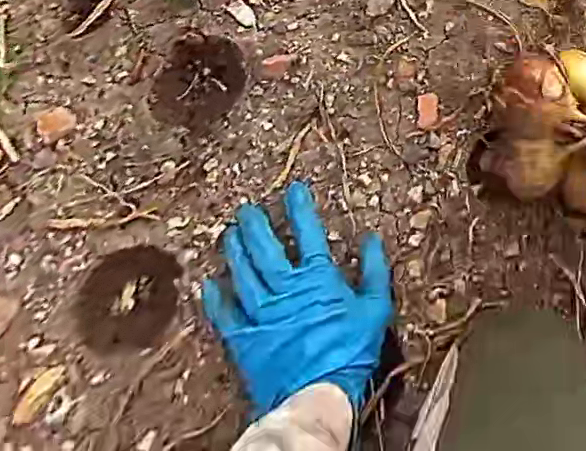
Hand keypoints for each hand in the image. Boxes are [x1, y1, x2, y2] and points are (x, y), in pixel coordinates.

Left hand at [201, 182, 391, 416]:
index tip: (293, 190)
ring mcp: (262, 314)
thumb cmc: (351, 348)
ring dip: (236, 252)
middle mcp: (286, 289)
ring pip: (244, 274)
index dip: (300, 209)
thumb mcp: (375, 306)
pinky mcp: (244, 340)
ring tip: (228, 234)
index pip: (307, 233)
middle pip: (266, 249)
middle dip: (256, 226)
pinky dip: (216, 297)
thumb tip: (372, 239)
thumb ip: (375, 270)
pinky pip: (225, 314)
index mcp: (318, 277)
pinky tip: (209, 282)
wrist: (317, 395)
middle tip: (246, 210)